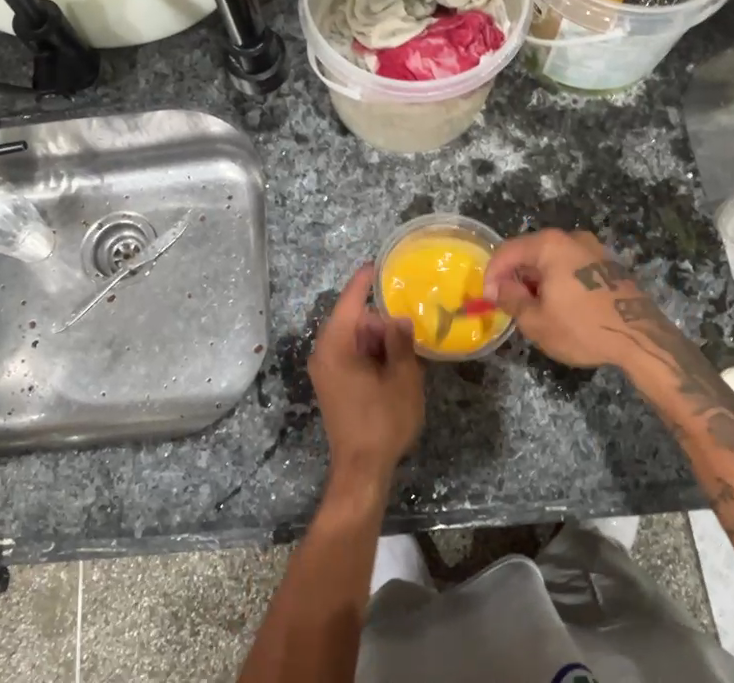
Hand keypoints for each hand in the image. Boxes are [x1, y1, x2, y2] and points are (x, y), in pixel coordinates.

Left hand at [308, 264, 424, 489]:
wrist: (361, 468)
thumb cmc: (383, 421)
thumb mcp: (402, 378)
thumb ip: (399, 342)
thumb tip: (398, 317)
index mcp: (335, 345)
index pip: (349, 302)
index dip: (364, 282)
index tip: (378, 264)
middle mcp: (323, 352)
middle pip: (352, 321)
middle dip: (380, 320)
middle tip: (410, 325)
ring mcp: (325, 370)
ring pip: (353, 340)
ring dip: (378, 340)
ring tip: (408, 347)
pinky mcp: (332, 385)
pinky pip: (350, 356)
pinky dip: (370, 354)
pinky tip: (394, 364)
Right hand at [484, 229, 670, 367]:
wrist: (642, 340)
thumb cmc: (582, 328)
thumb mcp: (536, 321)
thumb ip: (511, 300)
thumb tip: (501, 289)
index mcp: (550, 245)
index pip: (507, 252)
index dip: (492, 275)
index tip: (488, 299)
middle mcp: (572, 238)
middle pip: (531, 253)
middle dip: (516, 277)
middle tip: (509, 304)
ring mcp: (595, 250)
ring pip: (554, 260)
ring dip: (538, 280)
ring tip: (534, 308)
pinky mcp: (610, 266)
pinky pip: (574, 267)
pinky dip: (560, 281)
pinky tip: (561, 306)